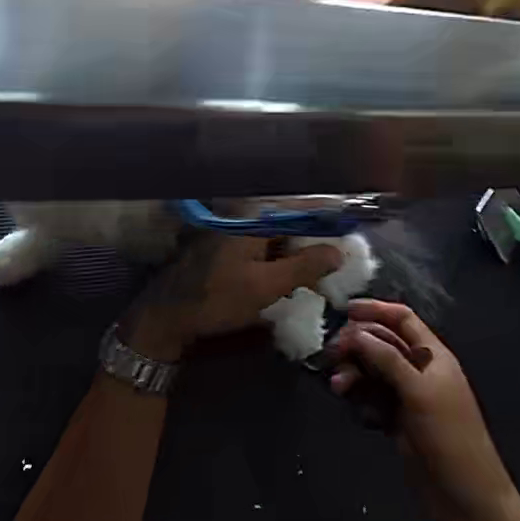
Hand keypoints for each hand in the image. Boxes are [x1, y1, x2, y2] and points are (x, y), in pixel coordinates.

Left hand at [122, 236, 342, 360]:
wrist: (166, 315)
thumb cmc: (215, 298)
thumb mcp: (266, 286)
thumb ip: (304, 266)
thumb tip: (338, 251)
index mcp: (254, 215)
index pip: (302, 206)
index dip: (330, 216)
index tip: (353, 228)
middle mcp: (244, 214)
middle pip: (291, 218)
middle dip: (316, 236)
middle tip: (341, 256)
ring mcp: (233, 229)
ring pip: (277, 233)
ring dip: (298, 250)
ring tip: (322, 270)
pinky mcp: (227, 245)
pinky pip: (263, 245)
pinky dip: (280, 258)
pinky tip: (292, 277)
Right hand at [325, 301, 517, 520]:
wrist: (466, 499)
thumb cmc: (450, 438)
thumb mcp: (419, 392)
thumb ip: (388, 358)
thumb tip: (357, 333)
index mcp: (433, 356)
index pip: (402, 319)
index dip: (375, 310)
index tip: (344, 311)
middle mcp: (419, 370)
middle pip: (381, 343)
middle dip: (356, 346)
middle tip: (332, 356)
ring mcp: (408, 396)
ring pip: (372, 371)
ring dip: (353, 375)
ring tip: (338, 389)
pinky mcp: (397, 420)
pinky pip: (371, 398)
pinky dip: (361, 401)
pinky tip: (360, 415)